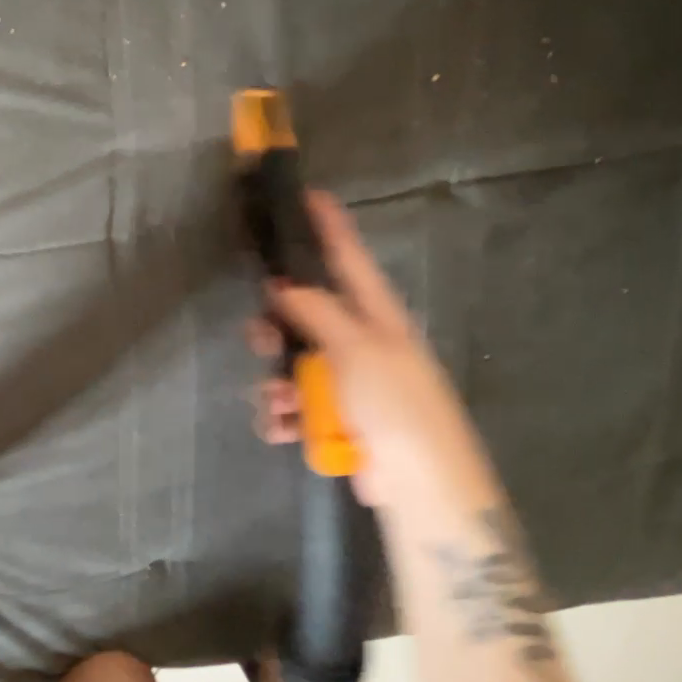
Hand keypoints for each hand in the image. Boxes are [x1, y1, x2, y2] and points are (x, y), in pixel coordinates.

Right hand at [246, 191, 485, 506]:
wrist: (420, 486)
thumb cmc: (396, 406)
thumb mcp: (358, 348)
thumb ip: (317, 310)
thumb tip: (282, 286)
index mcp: (376, 317)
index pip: (349, 259)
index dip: (329, 227)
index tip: (309, 195)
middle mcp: (358, 344)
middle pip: (303, 315)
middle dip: (274, 327)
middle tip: (261, 339)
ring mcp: (345, 384)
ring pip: (289, 364)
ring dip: (275, 384)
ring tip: (278, 407)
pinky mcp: (333, 421)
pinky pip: (292, 406)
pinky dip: (281, 417)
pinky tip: (281, 430)